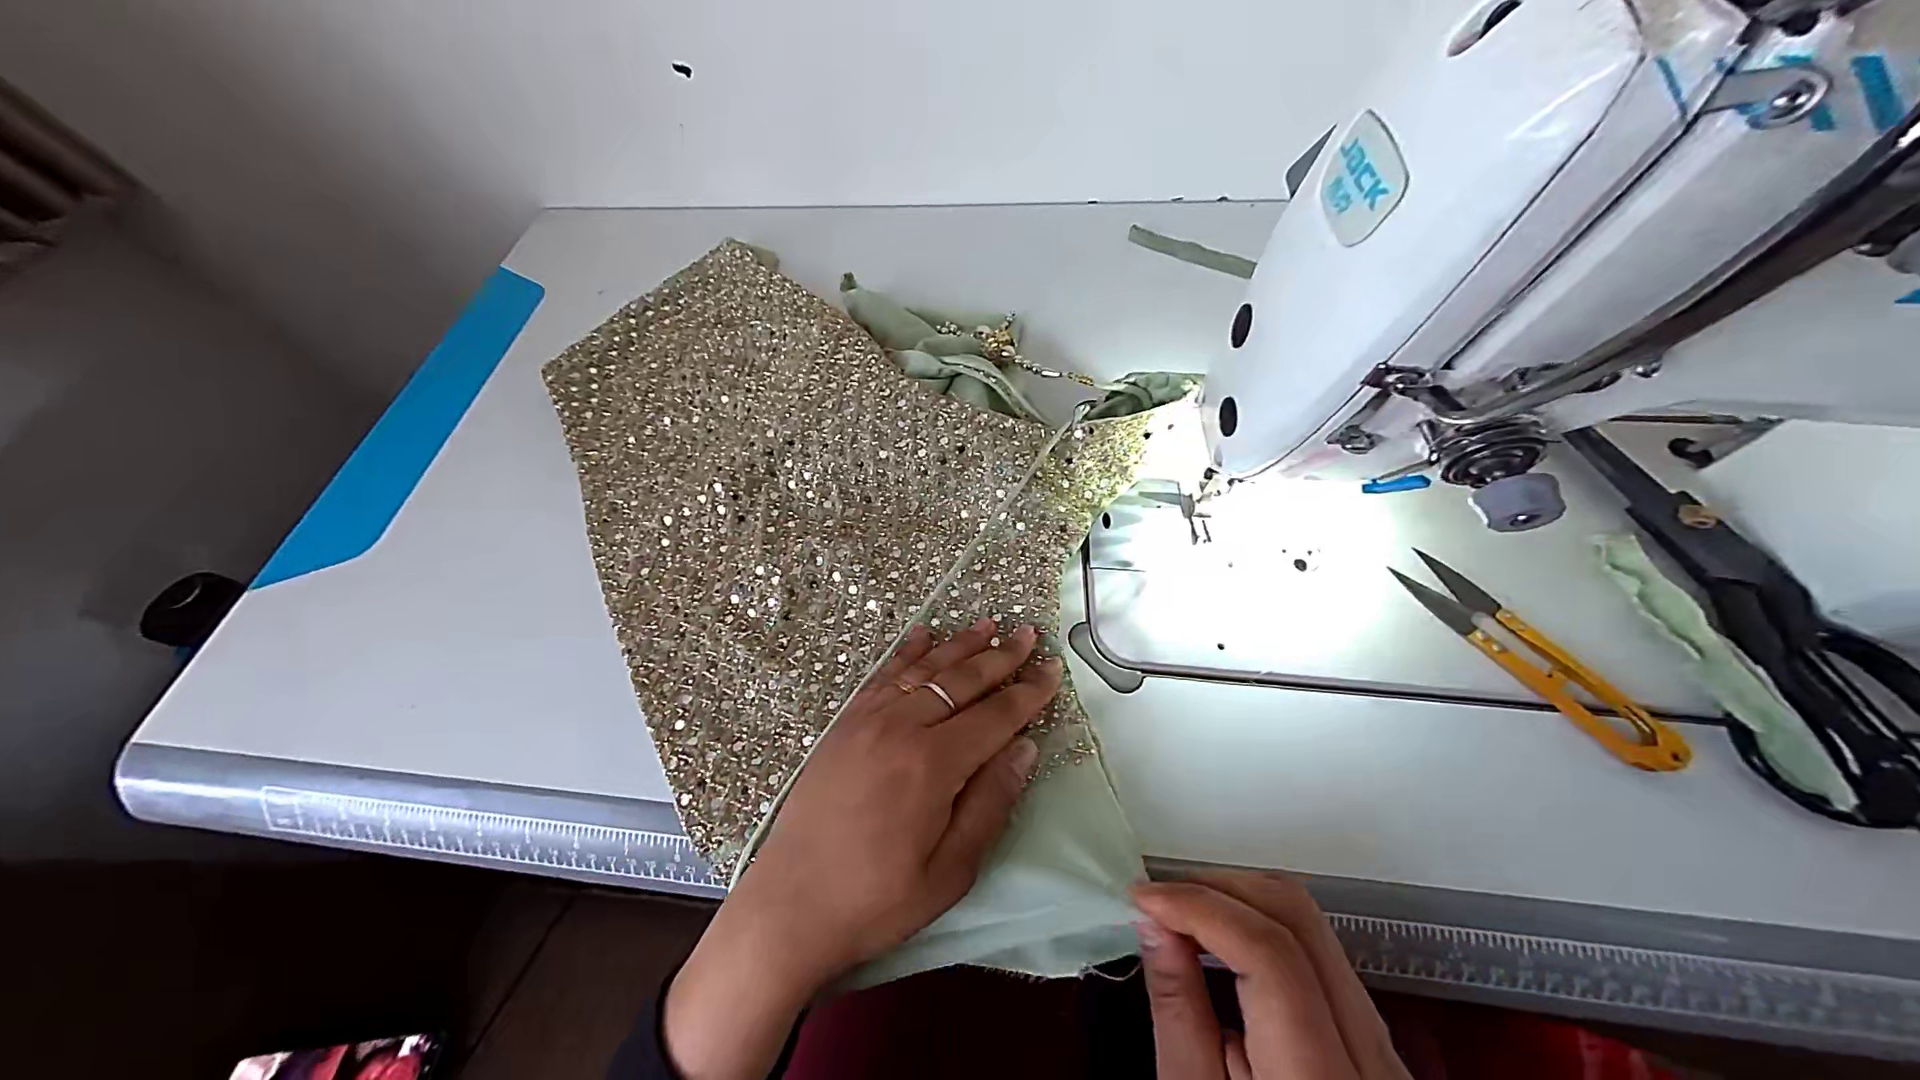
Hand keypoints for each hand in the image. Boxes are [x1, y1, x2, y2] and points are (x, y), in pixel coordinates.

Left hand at [663, 618, 1058, 1079]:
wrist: (790, 906)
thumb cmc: (878, 899)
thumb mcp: (951, 870)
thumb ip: (991, 802)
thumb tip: (1025, 748)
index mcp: (933, 764)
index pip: (995, 715)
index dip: (1028, 691)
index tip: (1052, 668)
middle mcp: (900, 728)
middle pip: (961, 681)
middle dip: (1000, 656)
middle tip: (1027, 633)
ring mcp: (866, 720)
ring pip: (923, 670)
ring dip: (959, 644)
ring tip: (987, 625)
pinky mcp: (843, 724)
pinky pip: (882, 676)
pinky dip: (907, 652)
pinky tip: (923, 635)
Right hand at [1132, 871, 1411, 1079]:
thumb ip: (1177, 1007)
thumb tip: (1153, 920)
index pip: (1270, 954)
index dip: (1200, 906)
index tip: (1143, 897)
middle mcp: (1373, 1057)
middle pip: (1300, 918)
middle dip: (1219, 887)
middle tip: (1160, 896)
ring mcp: (1385, 1046)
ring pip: (1313, 925)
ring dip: (1238, 900)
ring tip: (1182, 912)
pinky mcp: (1377, 1039)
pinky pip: (1319, 951)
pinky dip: (1260, 926)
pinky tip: (1220, 939)